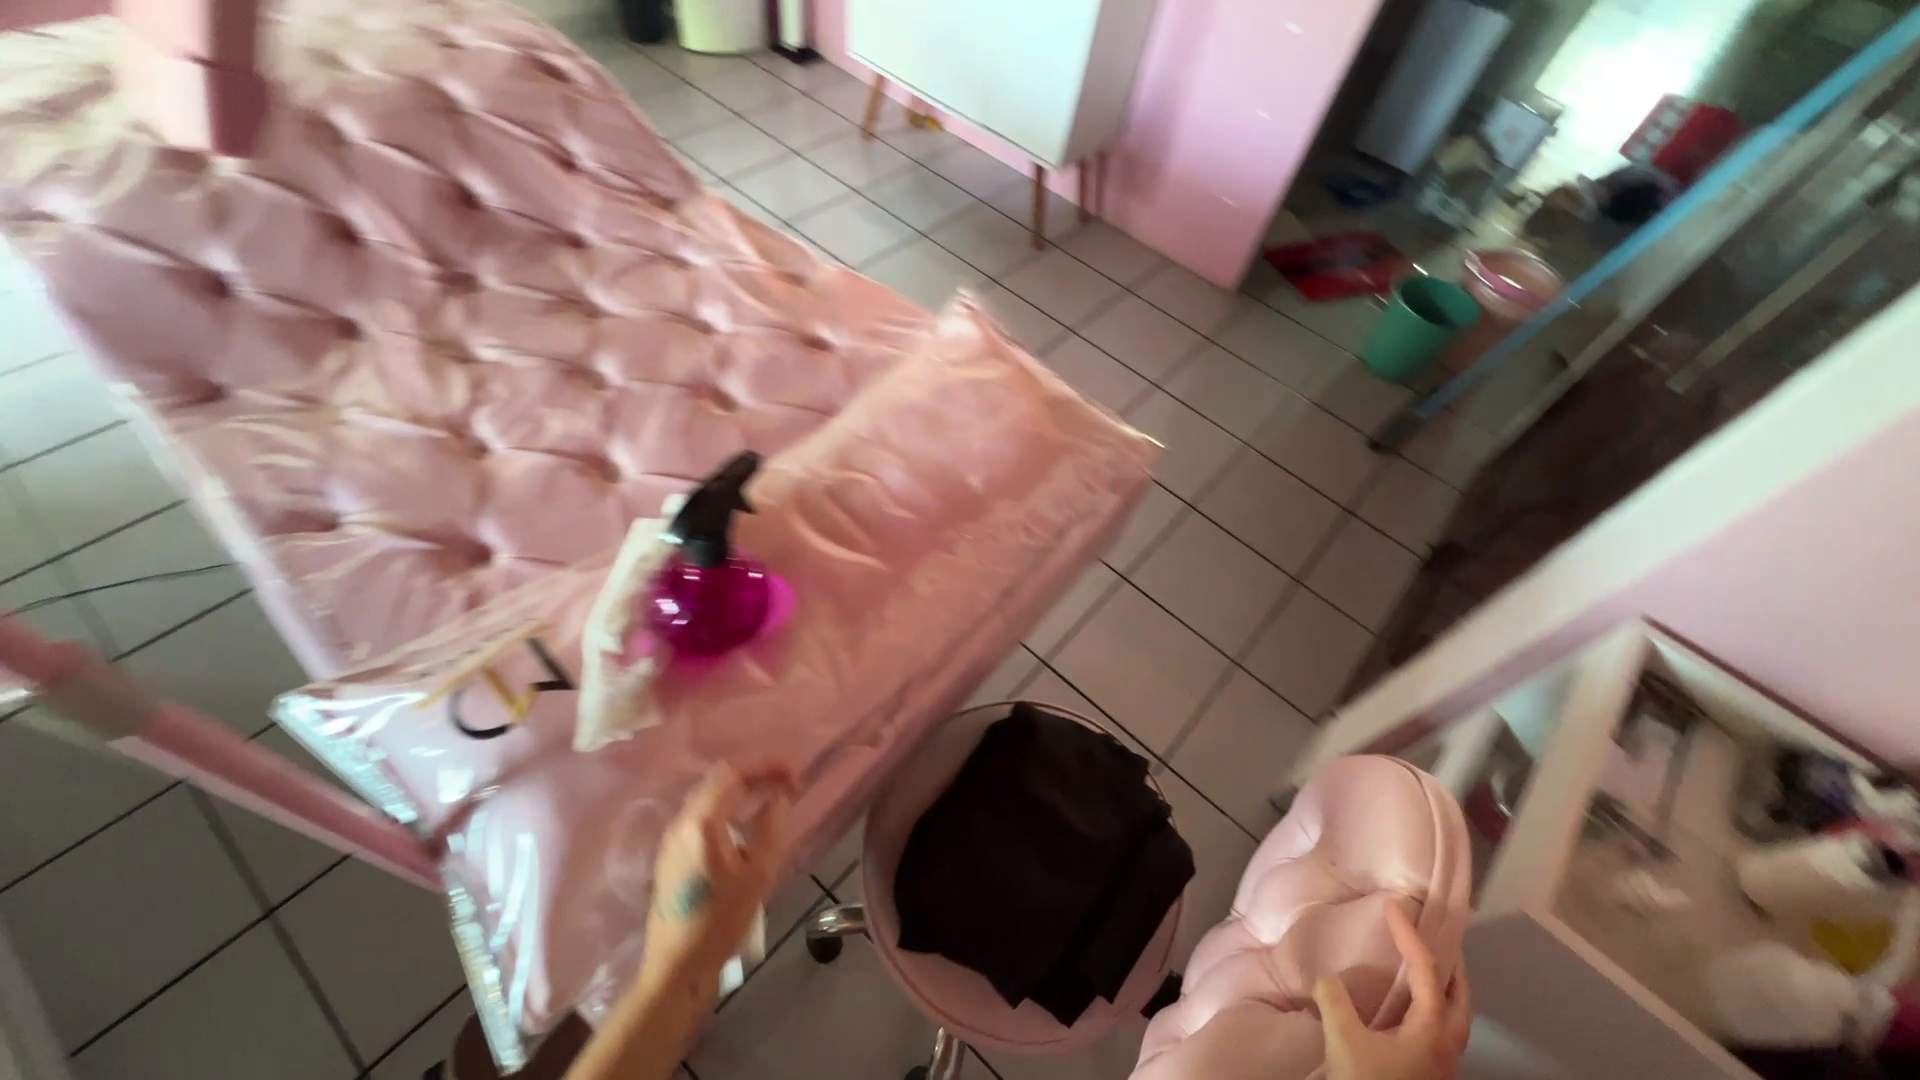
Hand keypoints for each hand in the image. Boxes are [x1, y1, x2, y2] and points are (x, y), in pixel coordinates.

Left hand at [642, 763, 793, 988]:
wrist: (677, 966)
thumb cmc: (721, 920)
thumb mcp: (758, 873)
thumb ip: (771, 827)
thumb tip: (779, 798)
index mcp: (701, 823)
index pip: (732, 773)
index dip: (765, 766)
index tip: (792, 774)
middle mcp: (680, 823)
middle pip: (717, 781)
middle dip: (753, 775)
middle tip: (784, 784)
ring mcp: (671, 839)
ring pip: (707, 798)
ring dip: (739, 791)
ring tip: (768, 800)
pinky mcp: (670, 856)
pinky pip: (699, 816)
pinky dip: (725, 808)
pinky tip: (743, 826)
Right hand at [1314, 903, 1471, 1079]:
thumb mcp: (1343, 1040)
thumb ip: (1335, 998)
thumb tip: (1328, 978)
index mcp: (1433, 1030)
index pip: (1427, 969)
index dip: (1410, 934)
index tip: (1393, 905)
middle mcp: (1447, 1045)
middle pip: (1459, 993)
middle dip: (1448, 959)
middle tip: (1432, 930)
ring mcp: (1443, 1064)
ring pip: (1454, 1013)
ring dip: (1442, 983)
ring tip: (1423, 962)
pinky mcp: (1430, 1075)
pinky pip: (1440, 1026)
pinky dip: (1431, 1003)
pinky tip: (1409, 1006)